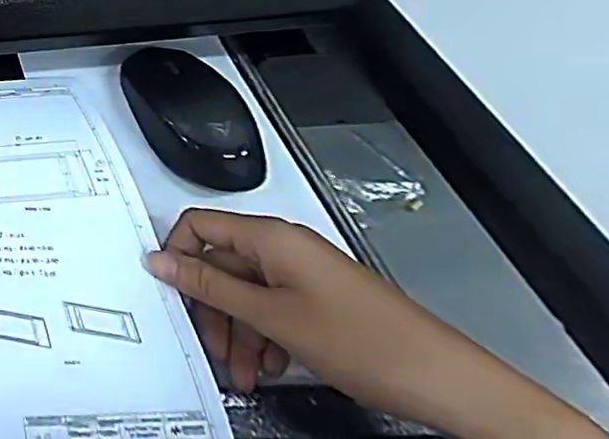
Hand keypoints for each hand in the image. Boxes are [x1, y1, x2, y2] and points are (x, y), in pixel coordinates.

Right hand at [145, 209, 607, 438]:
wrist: (447, 382)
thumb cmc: (367, 343)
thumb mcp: (272, 317)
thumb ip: (210, 286)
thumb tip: (162, 261)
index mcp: (268, 236)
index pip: (199, 225)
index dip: (178, 254)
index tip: (168, 289)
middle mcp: (283, 245)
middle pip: (221, 262)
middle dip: (211, 305)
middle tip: (210, 344)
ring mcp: (303, 271)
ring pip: (246, 290)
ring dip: (237, 329)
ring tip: (243, 371)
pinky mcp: (319, 296)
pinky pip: (272, 305)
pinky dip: (263, 333)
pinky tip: (269, 366)